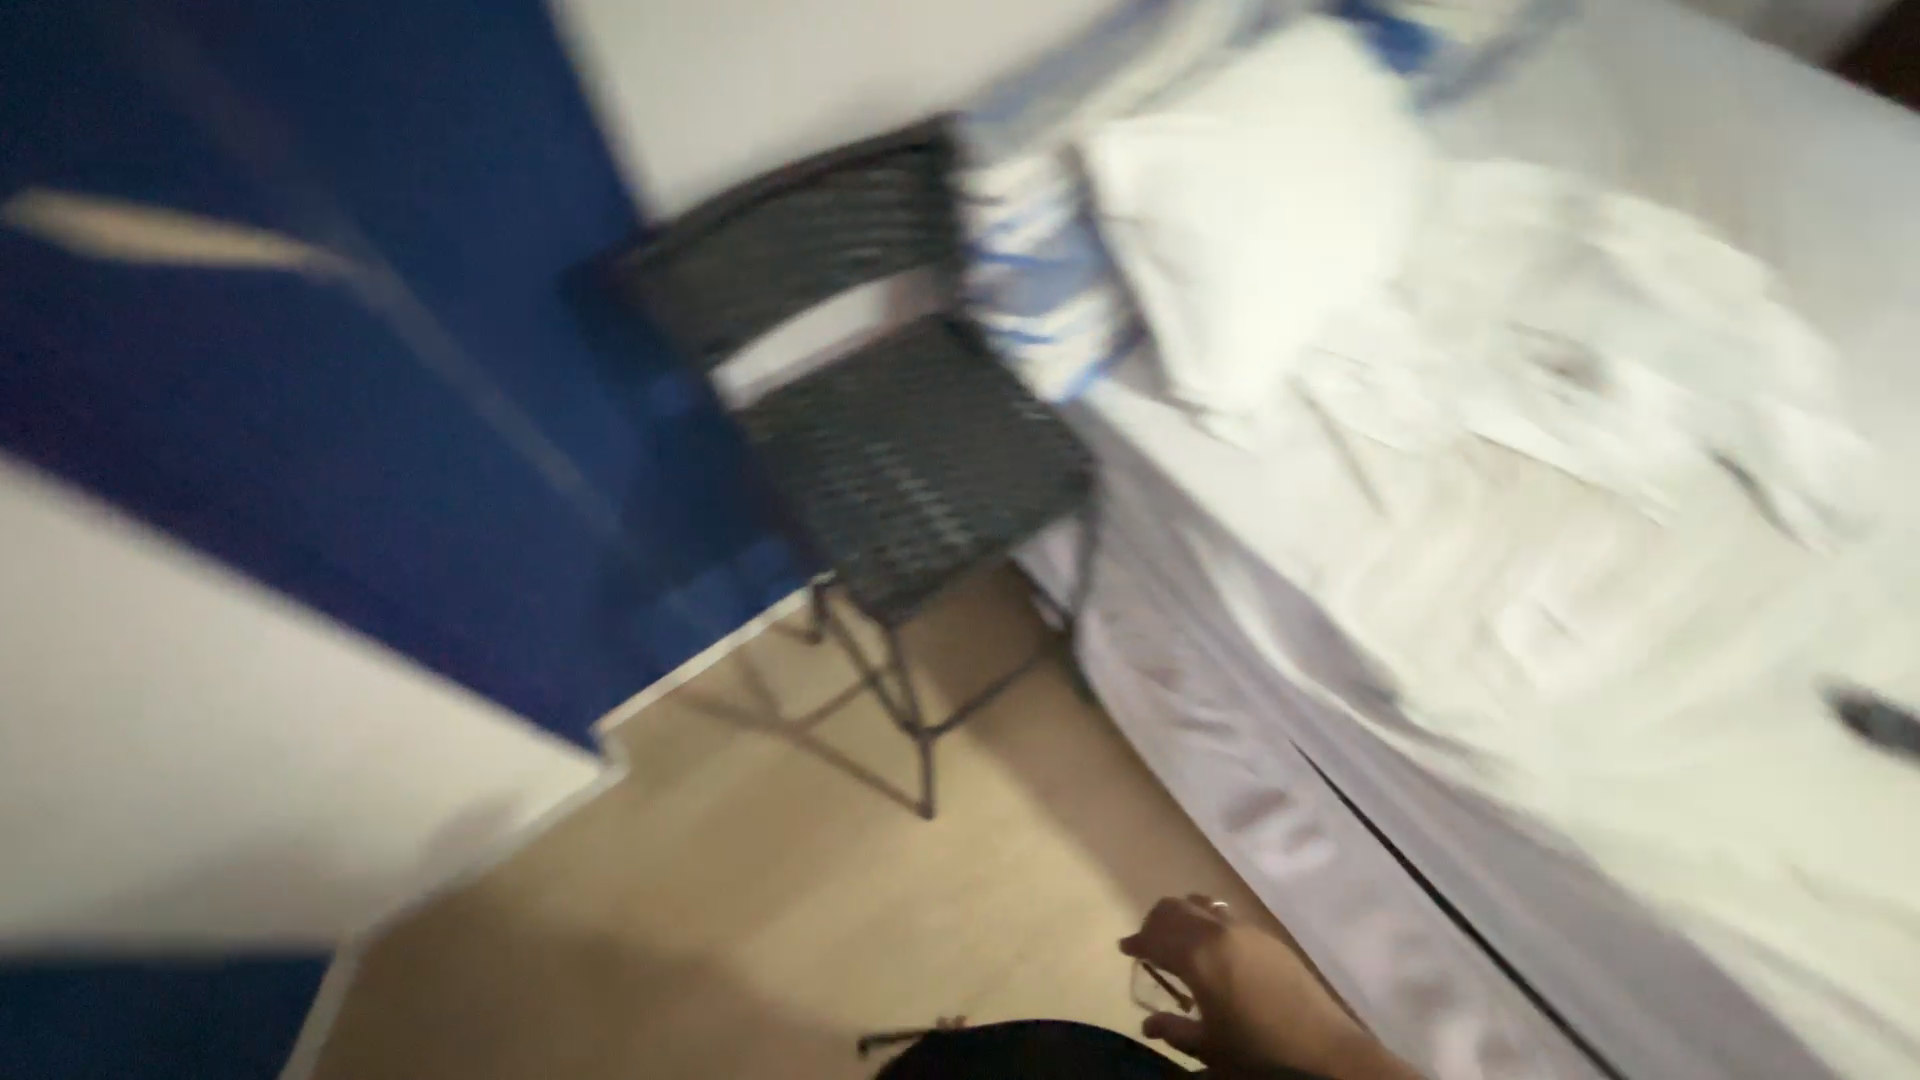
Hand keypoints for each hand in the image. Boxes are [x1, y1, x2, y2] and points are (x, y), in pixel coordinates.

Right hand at [1120, 895, 1419, 1079]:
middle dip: (1155, 922)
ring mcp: (1244, 928)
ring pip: (1199, 904)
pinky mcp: (1266, 936)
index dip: (1137, 941)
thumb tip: (1147, 1024)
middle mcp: (1217, 930)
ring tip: (1179, 941)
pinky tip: (1213, 950)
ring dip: (1181, 916)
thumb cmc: (1261, 1054)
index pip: (1154, 937)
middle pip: (1173, 908)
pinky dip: (1206, 922)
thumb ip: (1174, 1031)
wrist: (1328, 1053)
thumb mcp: (1210, 1048)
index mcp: (1198, 956)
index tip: (1125, 949)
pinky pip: (1223, 915)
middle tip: (1147, 943)